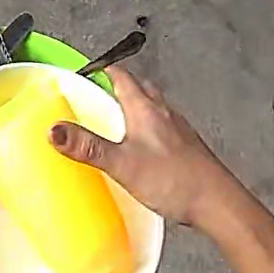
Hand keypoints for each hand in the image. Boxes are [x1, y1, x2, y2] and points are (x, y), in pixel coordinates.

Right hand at [50, 64, 244, 228]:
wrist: (217, 202)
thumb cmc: (176, 180)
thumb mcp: (122, 164)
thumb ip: (88, 148)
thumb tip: (56, 130)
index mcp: (145, 108)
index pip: (122, 76)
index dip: (104, 69)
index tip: (89, 70)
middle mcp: (163, 112)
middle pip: (138, 86)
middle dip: (119, 84)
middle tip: (101, 90)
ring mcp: (177, 128)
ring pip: (152, 105)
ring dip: (135, 103)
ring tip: (119, 116)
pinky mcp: (185, 145)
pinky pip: (163, 125)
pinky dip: (148, 125)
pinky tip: (143, 145)